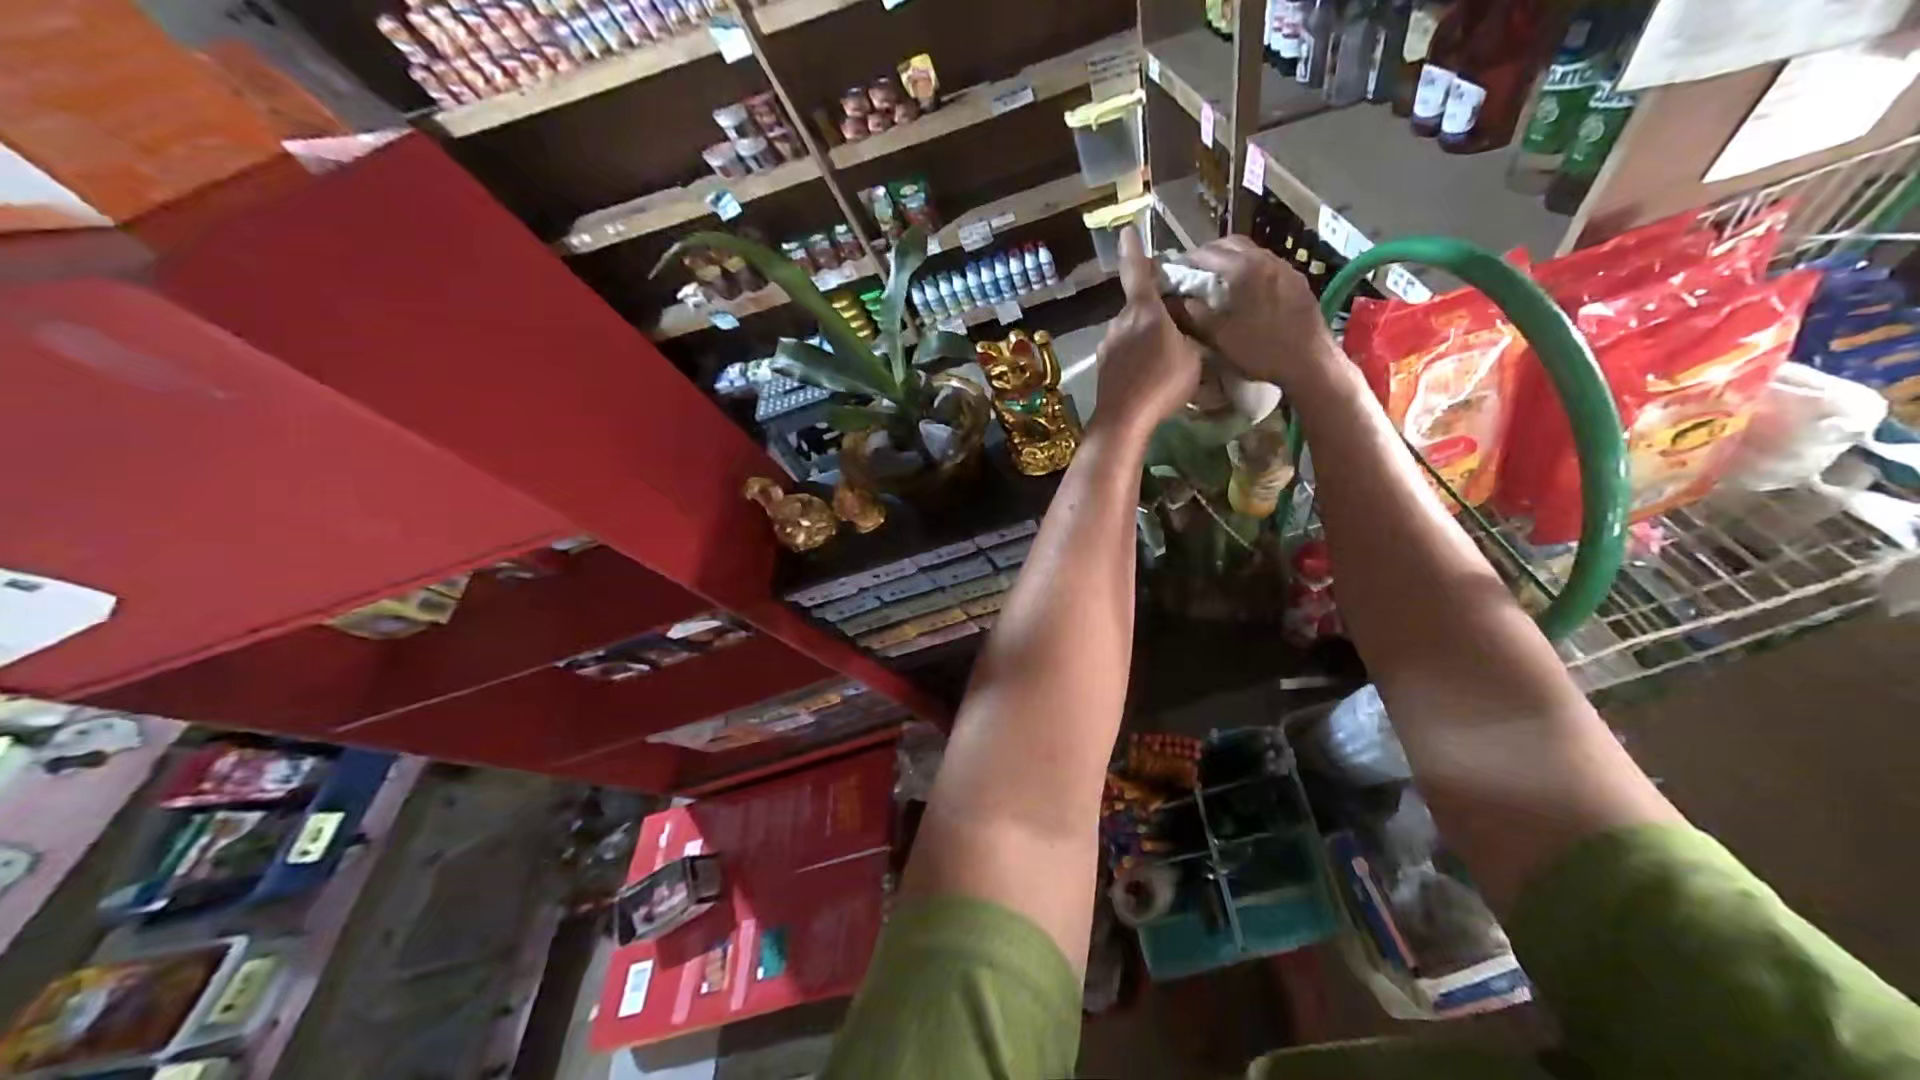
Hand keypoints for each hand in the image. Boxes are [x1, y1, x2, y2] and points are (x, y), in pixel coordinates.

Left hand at [1093, 227, 1201, 439]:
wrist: (1123, 419)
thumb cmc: (1162, 383)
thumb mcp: (1193, 356)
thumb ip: (1191, 335)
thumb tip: (1188, 330)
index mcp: (1144, 310)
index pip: (1138, 271)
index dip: (1134, 250)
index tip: (1127, 230)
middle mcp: (1120, 321)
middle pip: (1138, 305)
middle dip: (1154, 308)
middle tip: (1176, 321)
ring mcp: (1108, 344)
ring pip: (1130, 330)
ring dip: (1145, 335)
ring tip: (1165, 355)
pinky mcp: (1103, 365)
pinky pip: (1123, 350)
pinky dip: (1135, 355)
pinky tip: (1148, 374)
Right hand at [1174, 235, 1341, 387]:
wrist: (1309, 361)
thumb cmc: (1259, 349)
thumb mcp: (1217, 335)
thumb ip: (1191, 313)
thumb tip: (1171, 299)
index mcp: (1242, 268)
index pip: (1206, 253)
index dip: (1185, 261)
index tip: (1173, 274)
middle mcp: (1265, 259)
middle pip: (1230, 244)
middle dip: (1208, 254)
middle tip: (1193, 273)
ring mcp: (1284, 268)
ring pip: (1251, 252)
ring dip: (1231, 260)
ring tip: (1218, 281)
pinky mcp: (1297, 281)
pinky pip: (1267, 265)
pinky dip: (1250, 270)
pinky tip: (1246, 291)